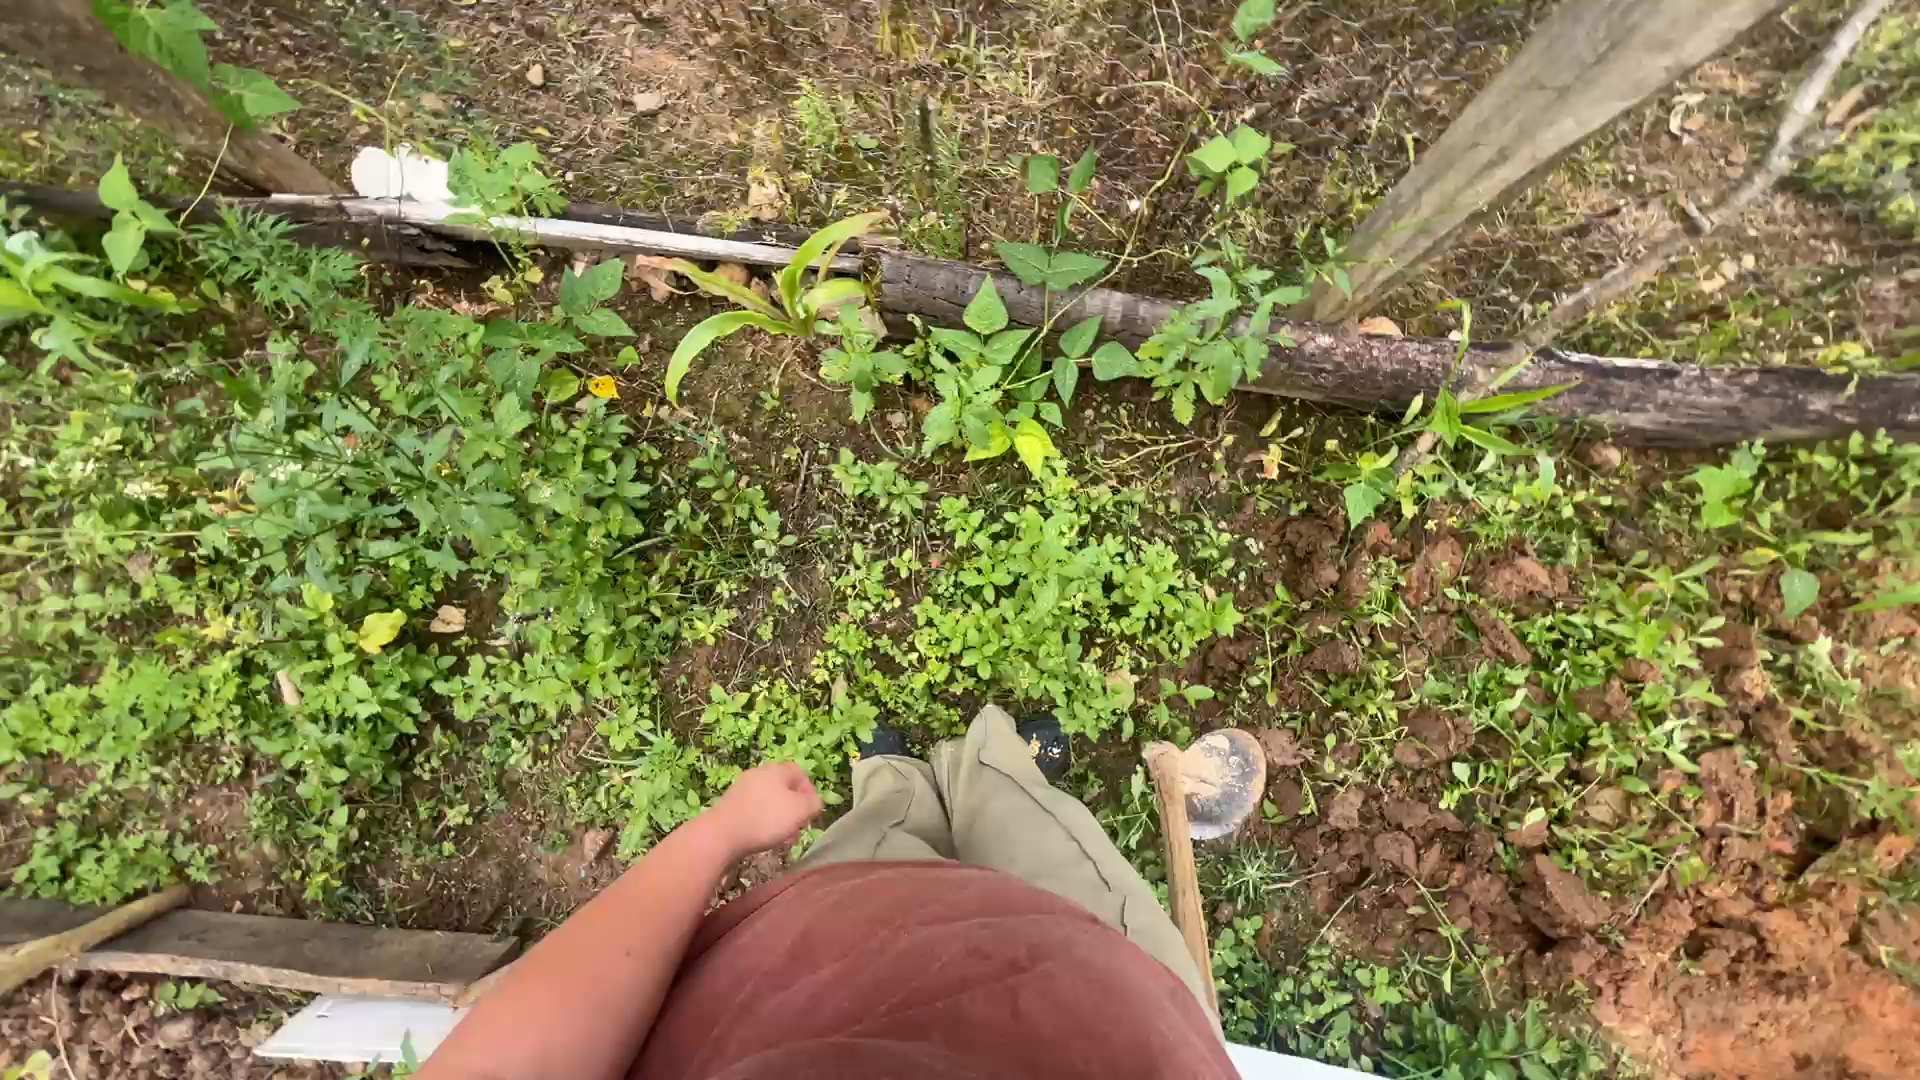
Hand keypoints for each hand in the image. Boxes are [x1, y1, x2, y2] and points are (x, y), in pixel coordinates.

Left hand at [704, 762, 822, 857]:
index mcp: (777, 769)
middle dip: (794, 808)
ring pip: (768, 800)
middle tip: (797, 828)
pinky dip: (761, 821)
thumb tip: (814, 802)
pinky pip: (753, 810)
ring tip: (781, 838)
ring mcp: (741, 788)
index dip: (809, 791)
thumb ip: (814, 803)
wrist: (721, 835)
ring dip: (778, 817)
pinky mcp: (729, 805)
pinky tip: (761, 838)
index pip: (800, 773)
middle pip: (784, 788)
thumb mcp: (801, 811)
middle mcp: (758, 773)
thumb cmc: (766, 819)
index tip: (811, 812)